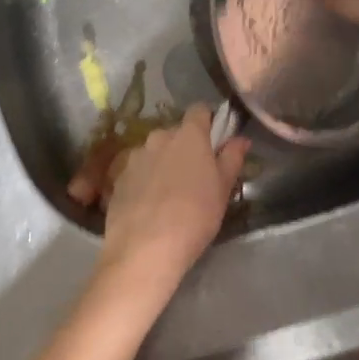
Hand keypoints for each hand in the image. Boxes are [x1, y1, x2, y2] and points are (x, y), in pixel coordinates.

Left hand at [99, 105, 248, 296]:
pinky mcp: (118, 178)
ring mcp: (134, 157)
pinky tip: (150, 206)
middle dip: (186, 147)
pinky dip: (145, 180)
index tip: (215, 142)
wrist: (145, 248)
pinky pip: (137, 171)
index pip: (200, 110)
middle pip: (176, 133)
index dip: (209, 122)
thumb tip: (240, 138)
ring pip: (154, 152)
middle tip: (196, 176)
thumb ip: (232, 158)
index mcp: (188, 135)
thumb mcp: (223, 189)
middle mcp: (158, 137)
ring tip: (170, 194)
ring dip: (163, 163)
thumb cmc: (195, 216)